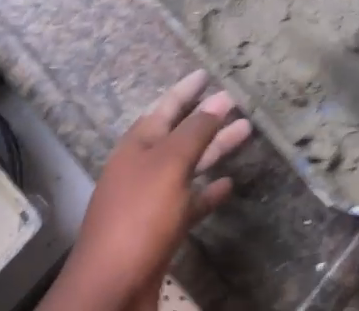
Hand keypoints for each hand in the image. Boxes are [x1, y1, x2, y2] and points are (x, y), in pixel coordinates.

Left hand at [41, 70, 253, 310]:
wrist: (112, 285)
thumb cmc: (139, 215)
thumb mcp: (168, 165)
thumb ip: (194, 132)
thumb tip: (217, 100)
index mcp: (138, 144)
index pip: (167, 106)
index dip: (187, 89)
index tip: (206, 72)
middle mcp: (143, 165)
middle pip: (181, 134)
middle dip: (208, 118)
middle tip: (237, 103)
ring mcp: (152, 199)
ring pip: (189, 166)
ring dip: (215, 151)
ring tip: (246, 134)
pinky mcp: (162, 230)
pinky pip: (189, 202)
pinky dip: (208, 192)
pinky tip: (228, 185)